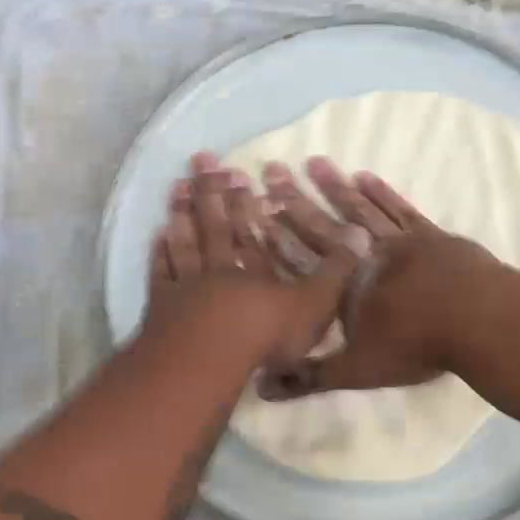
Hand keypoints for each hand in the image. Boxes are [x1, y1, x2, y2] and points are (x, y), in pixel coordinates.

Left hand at [146, 152, 369, 371]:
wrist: (208, 360)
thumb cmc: (264, 333)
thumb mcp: (314, 304)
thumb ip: (336, 271)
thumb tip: (362, 233)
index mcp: (253, 270)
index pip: (248, 229)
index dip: (243, 202)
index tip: (237, 172)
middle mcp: (218, 270)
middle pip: (212, 226)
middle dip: (208, 192)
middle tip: (200, 159)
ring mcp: (185, 287)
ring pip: (183, 243)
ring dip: (180, 214)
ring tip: (177, 187)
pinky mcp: (161, 308)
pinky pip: (160, 274)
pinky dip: (159, 254)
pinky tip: (157, 236)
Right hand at [256, 156, 498, 400]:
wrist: (480, 319)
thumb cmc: (416, 345)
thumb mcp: (358, 370)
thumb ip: (311, 376)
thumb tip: (261, 389)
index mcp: (344, 288)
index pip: (301, 257)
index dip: (276, 235)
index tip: (253, 209)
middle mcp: (367, 256)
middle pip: (325, 224)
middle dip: (295, 199)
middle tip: (271, 170)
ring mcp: (401, 241)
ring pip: (361, 208)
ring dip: (335, 187)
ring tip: (314, 163)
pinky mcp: (432, 235)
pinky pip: (400, 208)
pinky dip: (381, 192)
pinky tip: (364, 176)